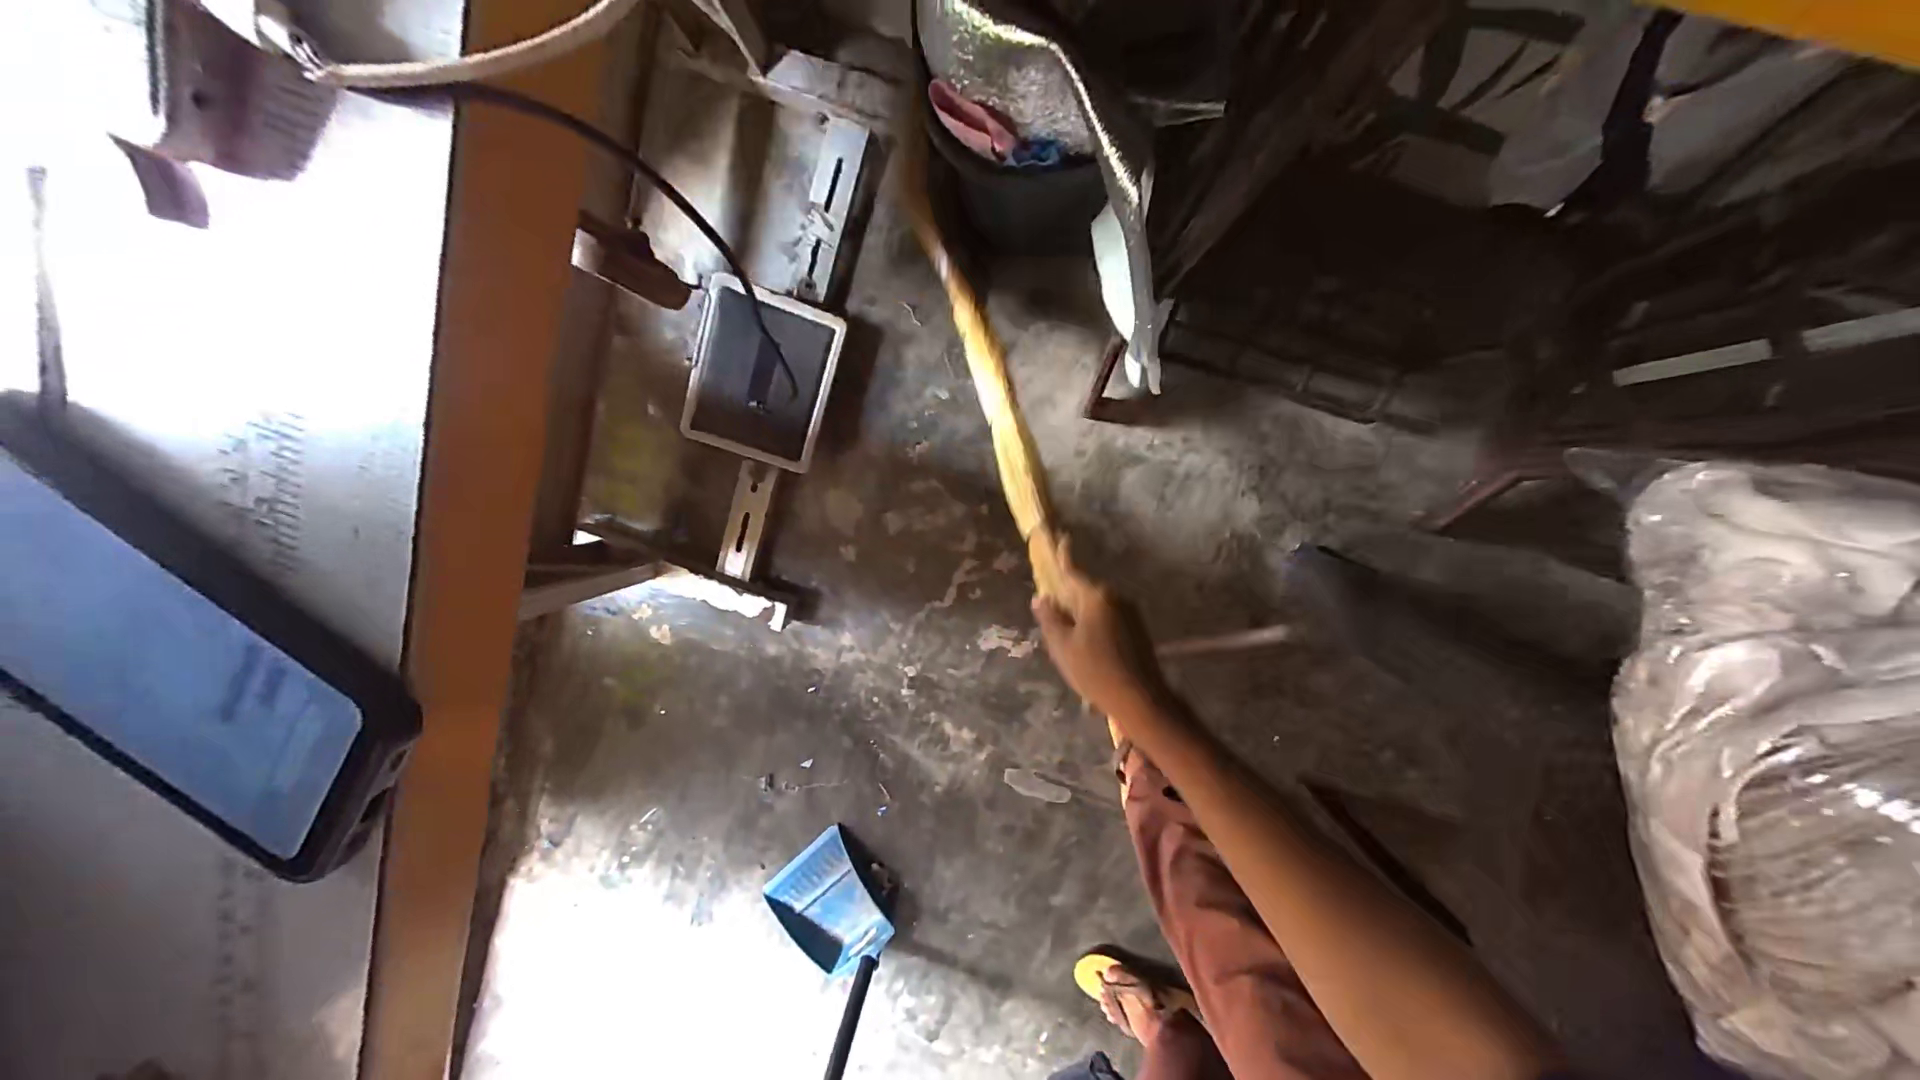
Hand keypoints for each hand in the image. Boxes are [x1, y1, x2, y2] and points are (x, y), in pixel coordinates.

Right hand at [1030, 542, 1166, 716]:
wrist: (1140, 699)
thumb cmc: (1096, 672)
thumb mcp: (1063, 647)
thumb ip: (1050, 619)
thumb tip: (1041, 598)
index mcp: (1095, 598)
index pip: (1073, 571)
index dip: (1062, 554)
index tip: (1059, 536)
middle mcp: (1115, 598)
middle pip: (1085, 588)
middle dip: (1068, 591)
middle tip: (1051, 597)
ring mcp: (1129, 613)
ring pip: (1097, 604)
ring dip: (1081, 608)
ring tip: (1065, 624)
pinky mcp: (1137, 628)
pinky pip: (1108, 615)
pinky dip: (1093, 619)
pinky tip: (1084, 637)